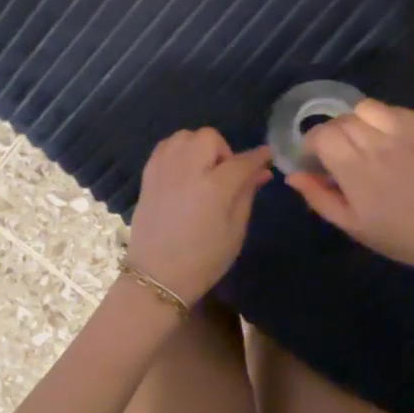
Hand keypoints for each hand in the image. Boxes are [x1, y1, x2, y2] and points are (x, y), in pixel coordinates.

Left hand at [126, 129, 272, 301]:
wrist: (156, 276)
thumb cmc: (203, 260)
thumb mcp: (234, 231)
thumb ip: (247, 195)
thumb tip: (261, 171)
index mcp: (214, 187)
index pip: (242, 161)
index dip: (258, 157)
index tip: (266, 157)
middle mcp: (187, 170)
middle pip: (209, 138)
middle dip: (222, 150)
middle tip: (224, 175)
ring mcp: (164, 170)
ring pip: (184, 137)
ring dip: (198, 147)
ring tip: (202, 172)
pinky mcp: (147, 176)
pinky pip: (165, 148)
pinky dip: (178, 151)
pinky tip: (183, 172)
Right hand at [286, 100, 413, 271]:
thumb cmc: (402, 237)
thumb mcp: (353, 226)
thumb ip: (319, 198)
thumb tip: (293, 175)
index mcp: (355, 170)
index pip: (320, 135)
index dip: (311, 145)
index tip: (315, 162)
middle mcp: (377, 143)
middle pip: (340, 121)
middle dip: (331, 136)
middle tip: (338, 157)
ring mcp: (404, 132)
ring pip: (365, 108)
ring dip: (355, 122)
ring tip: (362, 143)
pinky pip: (393, 109)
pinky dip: (381, 119)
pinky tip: (386, 139)